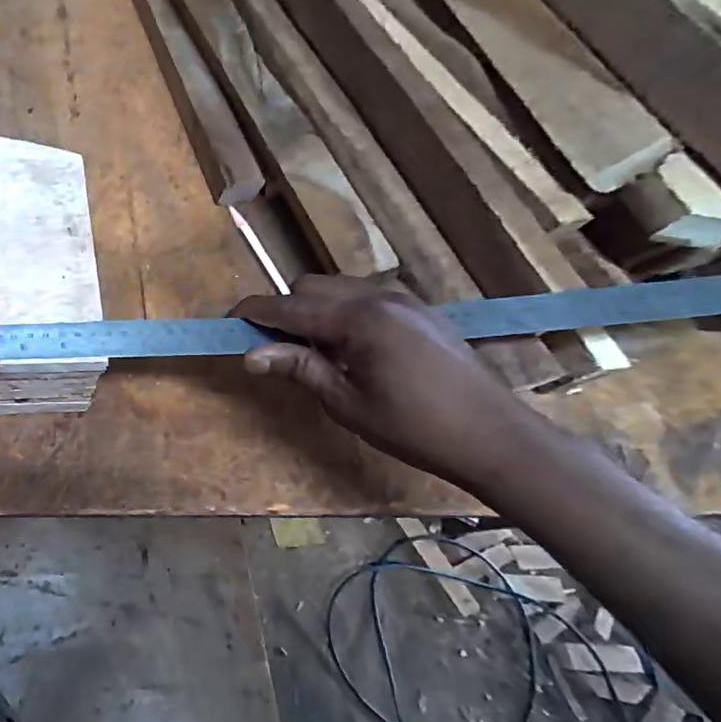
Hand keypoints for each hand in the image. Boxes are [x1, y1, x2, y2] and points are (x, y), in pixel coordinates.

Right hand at [229, 276, 540, 478]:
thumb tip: (251, 355)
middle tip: (276, 350)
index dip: (255, 312)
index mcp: (359, 319)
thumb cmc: (415, 428)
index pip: (291, 307)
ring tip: (317, 355)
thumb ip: (300, 369)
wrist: (493, 434)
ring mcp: (403, 299)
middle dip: (285, 310)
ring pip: (338, 288)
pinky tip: (352, 351)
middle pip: (311, 287)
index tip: (228, 321)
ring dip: (314, 311)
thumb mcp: (348, 404)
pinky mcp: (417, 309)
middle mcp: (379, 296)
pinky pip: (364, 297)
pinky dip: (343, 313)